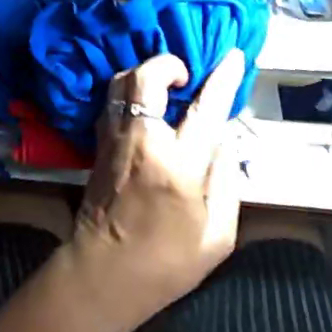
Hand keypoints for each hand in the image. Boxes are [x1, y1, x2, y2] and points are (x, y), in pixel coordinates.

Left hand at [68, 50, 246, 322]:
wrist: (104, 274)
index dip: (222, 80)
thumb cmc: (166, 263)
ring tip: (166, 86)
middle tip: (185, 73)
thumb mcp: (217, 235)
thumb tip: (224, 139)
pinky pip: (112, 101)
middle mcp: (141, 142)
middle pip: (146, 80)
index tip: (234, 56)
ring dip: (145, 74)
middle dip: (167, 64)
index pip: (204, 110)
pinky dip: (129, 91)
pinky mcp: (97, 143)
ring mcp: (113, 139)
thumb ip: (226, 181)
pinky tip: (146, 104)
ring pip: (122, 84)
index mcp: (177, 167)